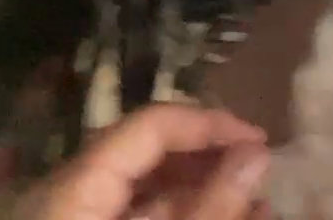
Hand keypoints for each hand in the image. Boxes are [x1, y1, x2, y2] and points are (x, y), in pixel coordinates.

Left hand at [20, 105, 270, 219]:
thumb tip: (258, 155)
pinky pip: (136, 218)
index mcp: (74, 184)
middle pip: (150, 156)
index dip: (209, 123)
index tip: (259, 142)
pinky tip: (221, 215)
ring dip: (202, 193)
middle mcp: (68, 194)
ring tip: (256, 202)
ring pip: (147, 193)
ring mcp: (74, 216)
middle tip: (264, 174)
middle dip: (211, 162)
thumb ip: (206, 206)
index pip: (152, 124)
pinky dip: (180, 216)